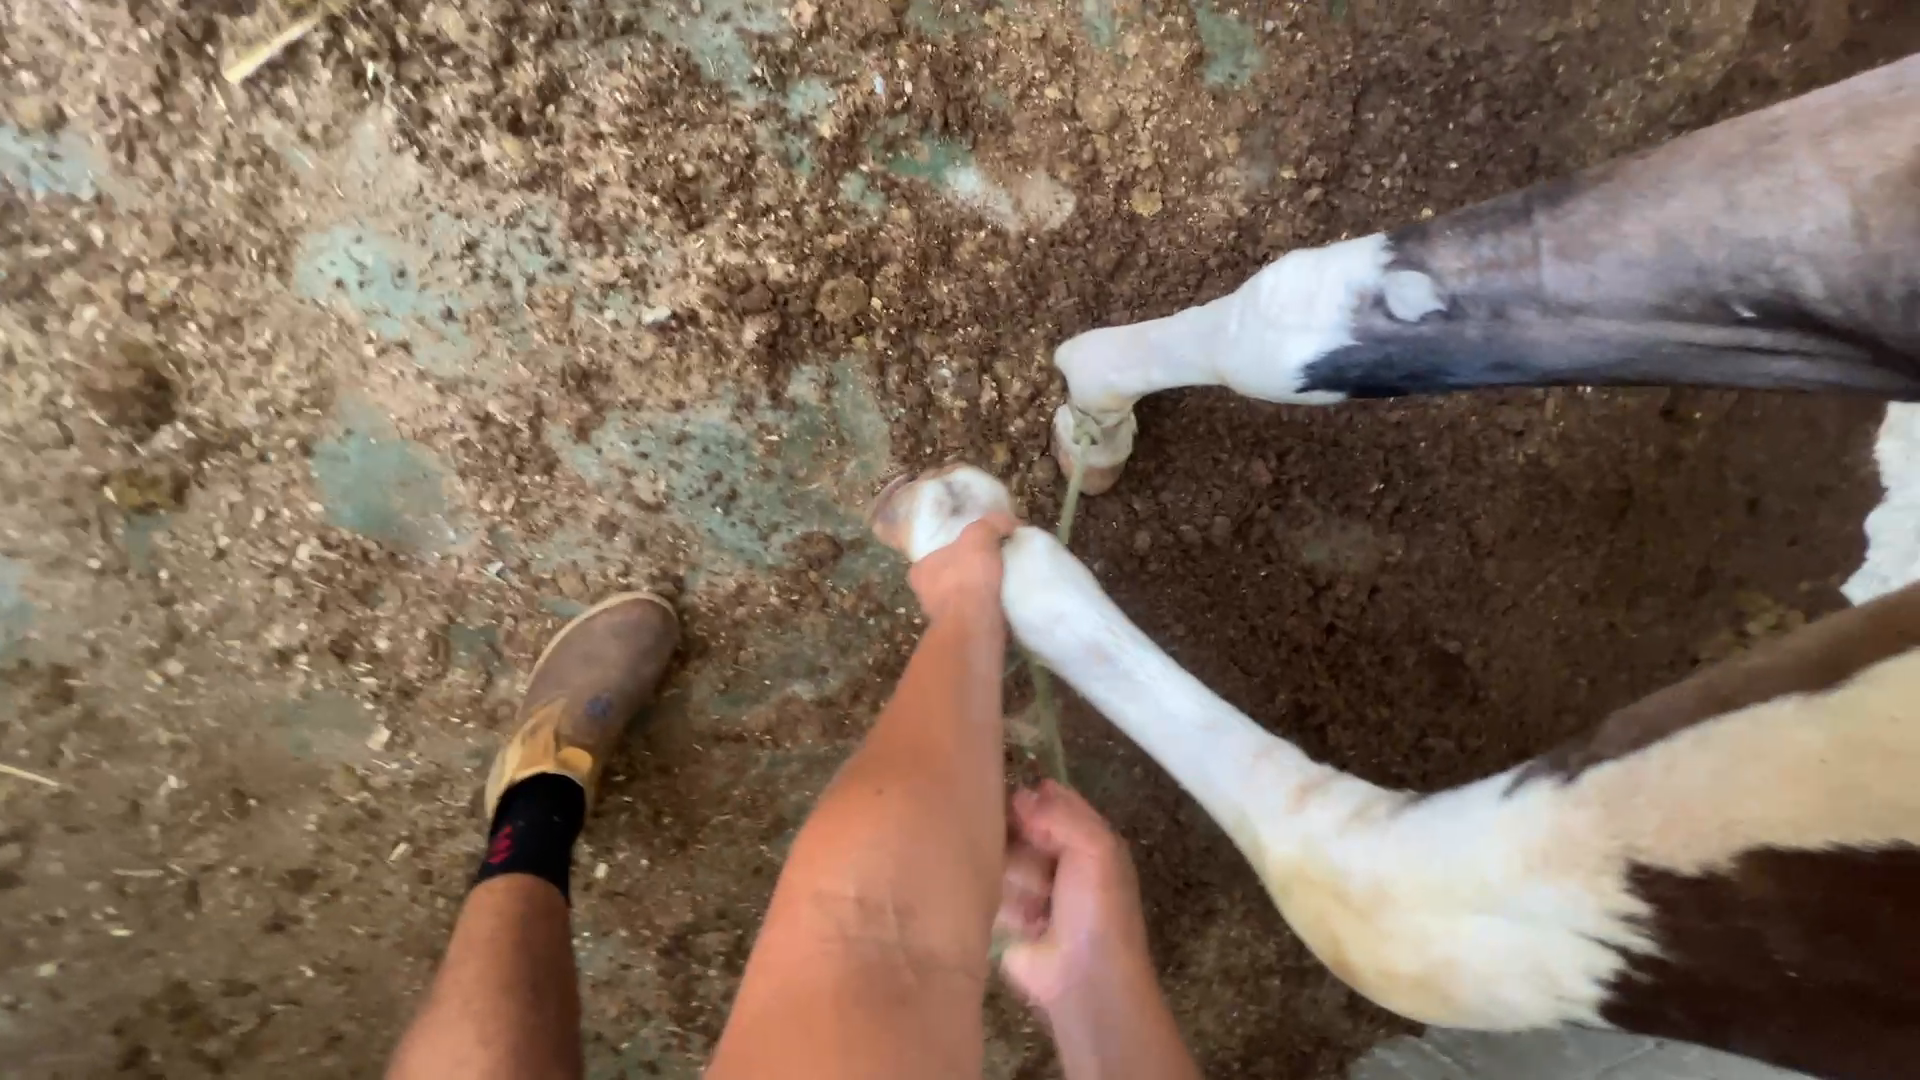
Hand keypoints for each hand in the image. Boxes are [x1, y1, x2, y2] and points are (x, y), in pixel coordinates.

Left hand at [907, 514, 1017, 622]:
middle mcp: (925, 595)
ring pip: (964, 598)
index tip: (980, 548)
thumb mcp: (979, 535)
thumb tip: (1008, 522)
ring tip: (1005, 583)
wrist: (975, 623)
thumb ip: (991, 523)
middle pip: (951, 576)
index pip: (937, 554)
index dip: (958, 548)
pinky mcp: (962, 633)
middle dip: (970, 572)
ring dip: (981, 593)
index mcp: (921, 569)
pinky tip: (1005, 601)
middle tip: (995, 564)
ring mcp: (943, 618)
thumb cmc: (968, 576)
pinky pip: (977, 615)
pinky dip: (989, 609)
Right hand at [995, 781, 1153, 1016]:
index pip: (1047, 796)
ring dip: (1019, 878)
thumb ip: (1061, 812)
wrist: (1084, 979)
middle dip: (1024, 843)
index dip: (1033, 798)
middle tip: (1041, 865)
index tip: (1023, 811)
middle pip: (1016, 823)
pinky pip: (988, 886)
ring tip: (1040, 905)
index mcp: (1081, 832)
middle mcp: (1052, 851)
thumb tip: (1019, 795)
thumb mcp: (1097, 848)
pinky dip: (1007, 903)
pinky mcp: (1003, 909)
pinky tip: (1026, 923)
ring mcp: (1025, 880)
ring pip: (1000, 854)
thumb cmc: (1098, 907)